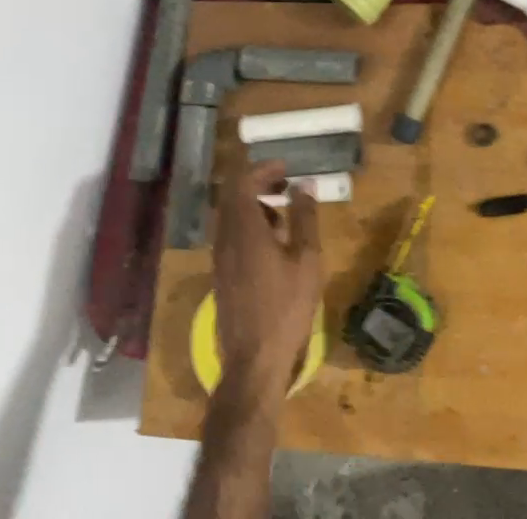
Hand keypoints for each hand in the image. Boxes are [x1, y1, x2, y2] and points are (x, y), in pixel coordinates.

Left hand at [211, 162, 322, 404]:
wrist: (254, 359)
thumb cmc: (287, 307)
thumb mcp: (306, 259)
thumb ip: (305, 218)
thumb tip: (304, 184)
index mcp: (244, 230)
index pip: (242, 183)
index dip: (263, 169)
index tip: (286, 167)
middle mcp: (225, 240)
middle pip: (233, 198)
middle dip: (258, 184)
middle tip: (287, 184)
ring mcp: (220, 260)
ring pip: (231, 219)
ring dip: (254, 206)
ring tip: (285, 213)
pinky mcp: (221, 276)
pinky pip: (231, 238)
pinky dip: (249, 227)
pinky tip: (274, 244)